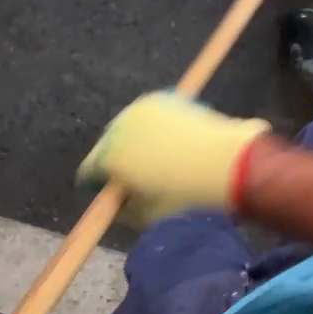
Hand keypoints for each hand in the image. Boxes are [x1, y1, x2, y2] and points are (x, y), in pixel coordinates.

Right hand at [78, 93, 271, 222]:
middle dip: (116, 158)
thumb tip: (118, 200)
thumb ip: (122, 208)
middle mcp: (116, 128)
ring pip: (127, 128)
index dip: (98, 183)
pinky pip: (148, 116)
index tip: (111, 191)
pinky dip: (154, 127)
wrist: (224, 162)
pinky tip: (172, 140)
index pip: (88, 171)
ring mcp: (138, 109)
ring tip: (157, 156)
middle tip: (135, 174)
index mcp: (108, 157)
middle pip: (107, 145)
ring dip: (134, 140)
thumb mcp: (146, 215)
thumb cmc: (185, 195)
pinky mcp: (160, 98)